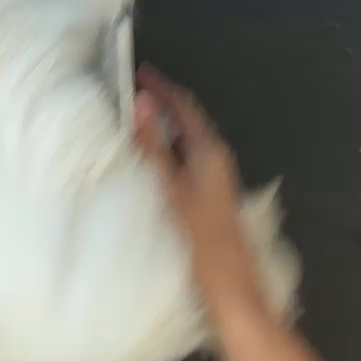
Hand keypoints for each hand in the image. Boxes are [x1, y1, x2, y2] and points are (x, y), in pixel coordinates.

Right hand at [132, 64, 262, 309]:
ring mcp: (213, 178)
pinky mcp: (206, 195)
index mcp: (210, 151)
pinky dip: (164, 148)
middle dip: (161, 102)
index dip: (162, 86)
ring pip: (184, 140)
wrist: (230, 289)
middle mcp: (216, 159)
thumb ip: (154, 146)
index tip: (138, 71)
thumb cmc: (200, 238)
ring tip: (132, 118)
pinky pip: (183, 159)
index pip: (185, 106)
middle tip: (130, 91)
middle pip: (187, 120)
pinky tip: (146, 158)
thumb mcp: (170, 187)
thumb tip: (142, 102)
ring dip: (161, 126)